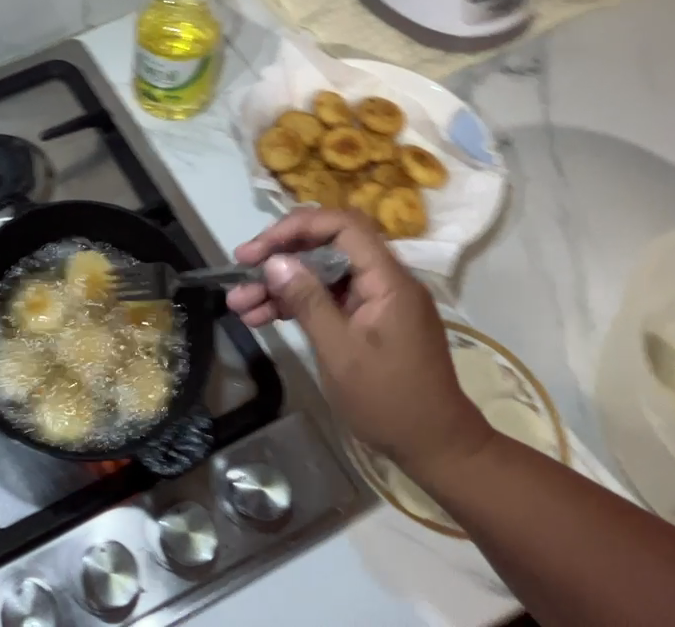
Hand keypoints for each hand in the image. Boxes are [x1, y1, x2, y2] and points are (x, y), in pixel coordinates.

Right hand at [229, 208, 493, 476]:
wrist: (436, 447)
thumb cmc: (389, 400)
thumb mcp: (340, 351)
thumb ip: (308, 300)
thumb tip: (275, 261)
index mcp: (388, 280)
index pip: (342, 226)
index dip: (296, 227)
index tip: (259, 249)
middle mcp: (384, 280)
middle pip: (326, 246)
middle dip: (280, 257)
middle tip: (240, 271)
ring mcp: (376, 301)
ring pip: (321, 274)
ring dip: (280, 285)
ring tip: (239, 304)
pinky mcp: (368, 320)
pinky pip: (327, 299)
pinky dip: (295, 305)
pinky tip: (261, 317)